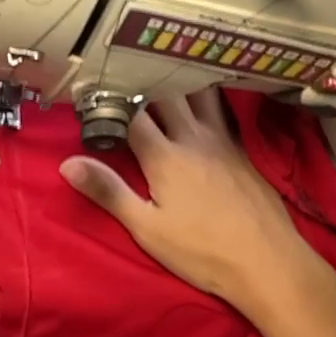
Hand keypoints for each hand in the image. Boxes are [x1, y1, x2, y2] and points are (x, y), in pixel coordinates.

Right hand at [59, 90, 331, 315]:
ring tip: (164, 75)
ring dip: (180, 82)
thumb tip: (67, 164)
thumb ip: (109, 192)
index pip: (131, 114)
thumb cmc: (201, 251)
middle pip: (166, 94)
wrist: (268, 261)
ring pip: (200, 94)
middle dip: (145, 85)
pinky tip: (204, 99)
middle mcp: (194, 137)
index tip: (95, 99)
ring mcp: (223, 141)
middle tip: (127, 81)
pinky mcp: (243, 150)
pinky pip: (222, 111)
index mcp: (164, 155)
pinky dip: (206, 99)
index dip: (111, 103)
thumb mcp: (147, 228)